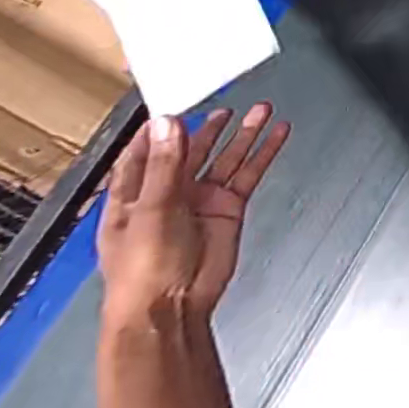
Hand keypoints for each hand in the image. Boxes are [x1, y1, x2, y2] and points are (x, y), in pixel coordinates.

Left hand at [97, 104, 289, 330]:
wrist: (173, 305)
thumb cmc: (142, 272)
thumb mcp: (150, 210)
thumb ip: (165, 166)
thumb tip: (170, 125)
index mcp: (132, 193)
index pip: (146, 150)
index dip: (161, 127)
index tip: (176, 103)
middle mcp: (168, 193)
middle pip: (191, 149)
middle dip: (209, 125)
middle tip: (226, 102)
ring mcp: (201, 200)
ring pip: (226, 157)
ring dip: (244, 133)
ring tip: (261, 110)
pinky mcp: (229, 208)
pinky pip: (249, 173)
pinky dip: (265, 153)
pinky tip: (275, 136)